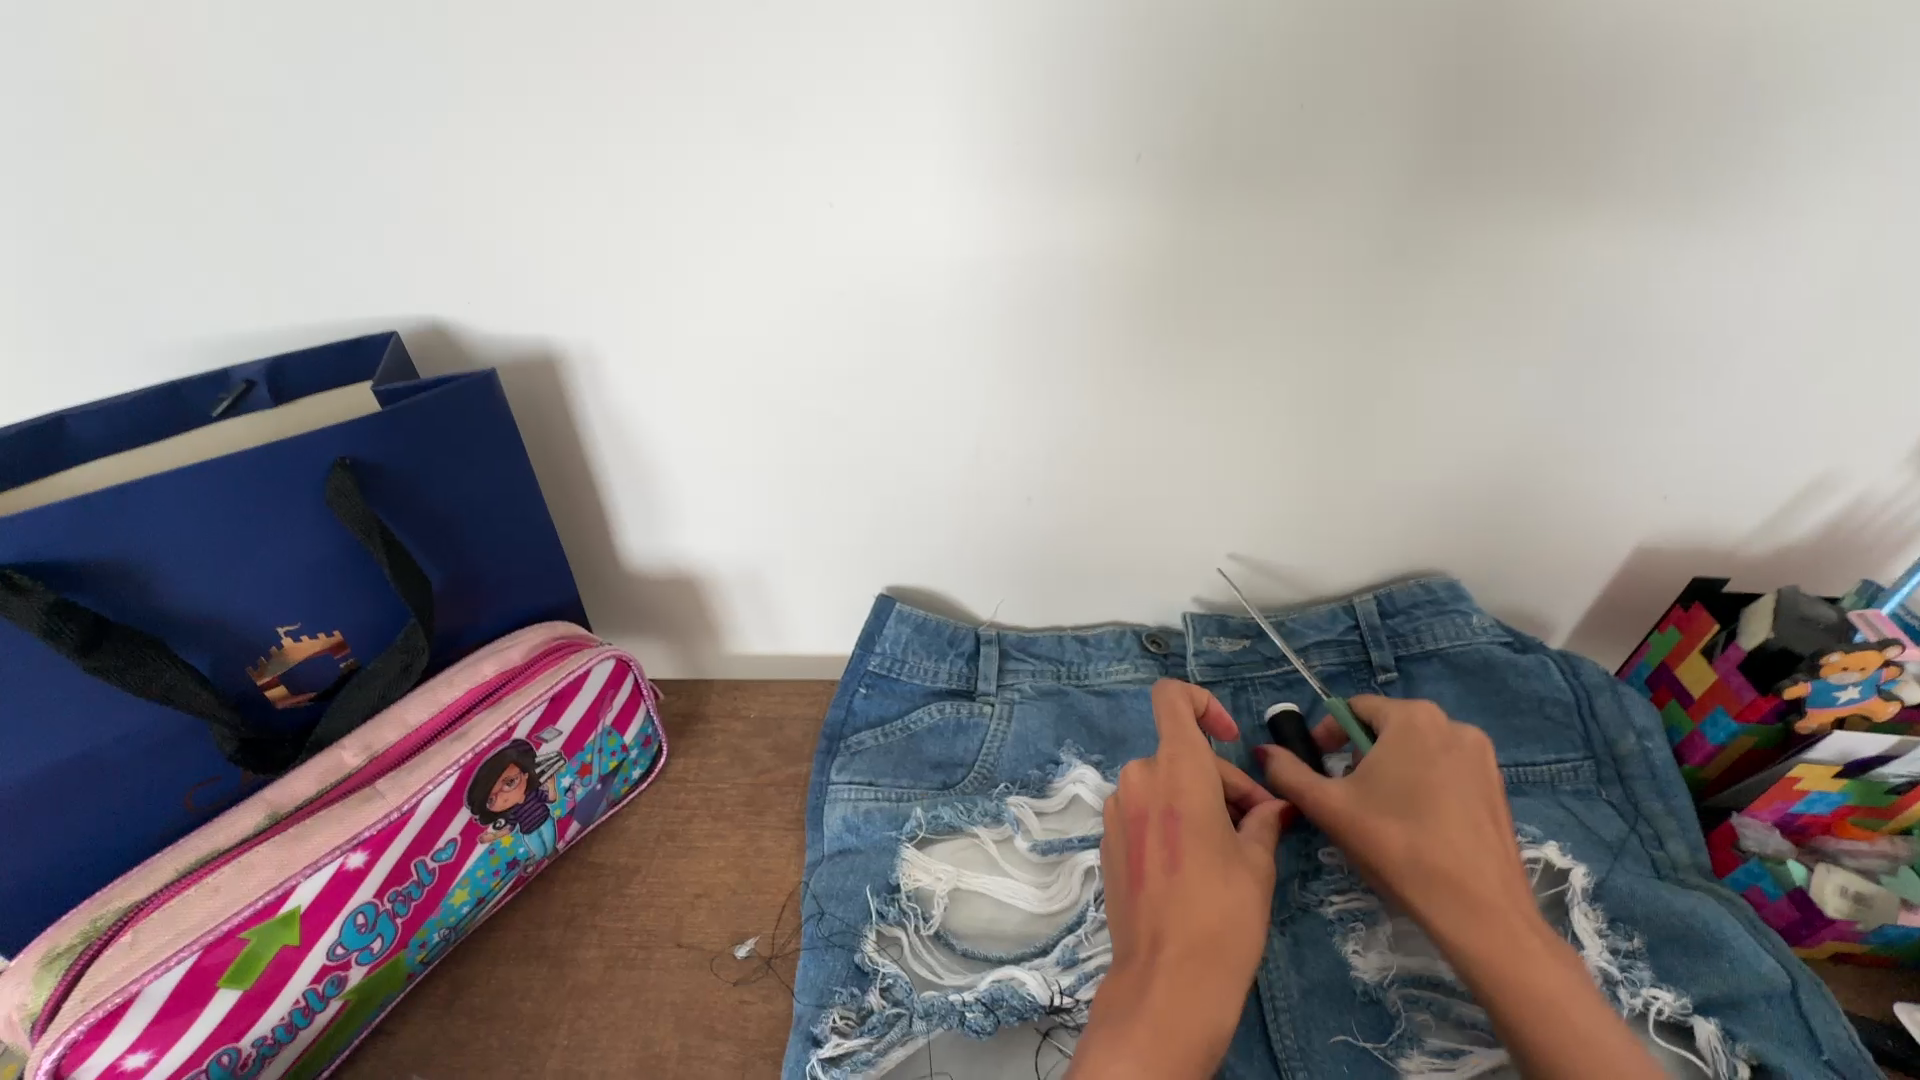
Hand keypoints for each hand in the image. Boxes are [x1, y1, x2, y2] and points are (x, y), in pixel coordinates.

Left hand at [1070, 680, 1286, 1078]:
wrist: (1167, 981)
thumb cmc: (1223, 915)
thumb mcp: (1257, 863)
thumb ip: (1261, 819)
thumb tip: (1270, 807)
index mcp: (1175, 770)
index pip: (1171, 699)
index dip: (1203, 705)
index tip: (1230, 738)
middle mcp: (1138, 779)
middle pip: (1181, 753)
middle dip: (1222, 780)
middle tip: (1258, 824)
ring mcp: (1117, 811)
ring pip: (1163, 783)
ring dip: (1198, 801)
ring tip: (1233, 849)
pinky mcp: (1108, 840)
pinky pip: (1144, 810)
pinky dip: (1171, 820)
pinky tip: (1195, 865)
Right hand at [1252, 694, 1535, 952]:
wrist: (1478, 911)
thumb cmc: (1395, 844)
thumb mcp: (1327, 806)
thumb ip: (1288, 772)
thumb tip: (1264, 751)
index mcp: (1412, 718)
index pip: (1353, 709)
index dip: (1326, 735)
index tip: (1316, 767)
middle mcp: (1452, 725)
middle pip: (1387, 728)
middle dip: (1359, 755)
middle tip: (1345, 794)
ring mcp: (1482, 757)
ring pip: (1417, 751)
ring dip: (1391, 771)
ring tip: (1378, 813)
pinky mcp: (1498, 788)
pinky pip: (1445, 773)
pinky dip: (1422, 787)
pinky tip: (1415, 826)